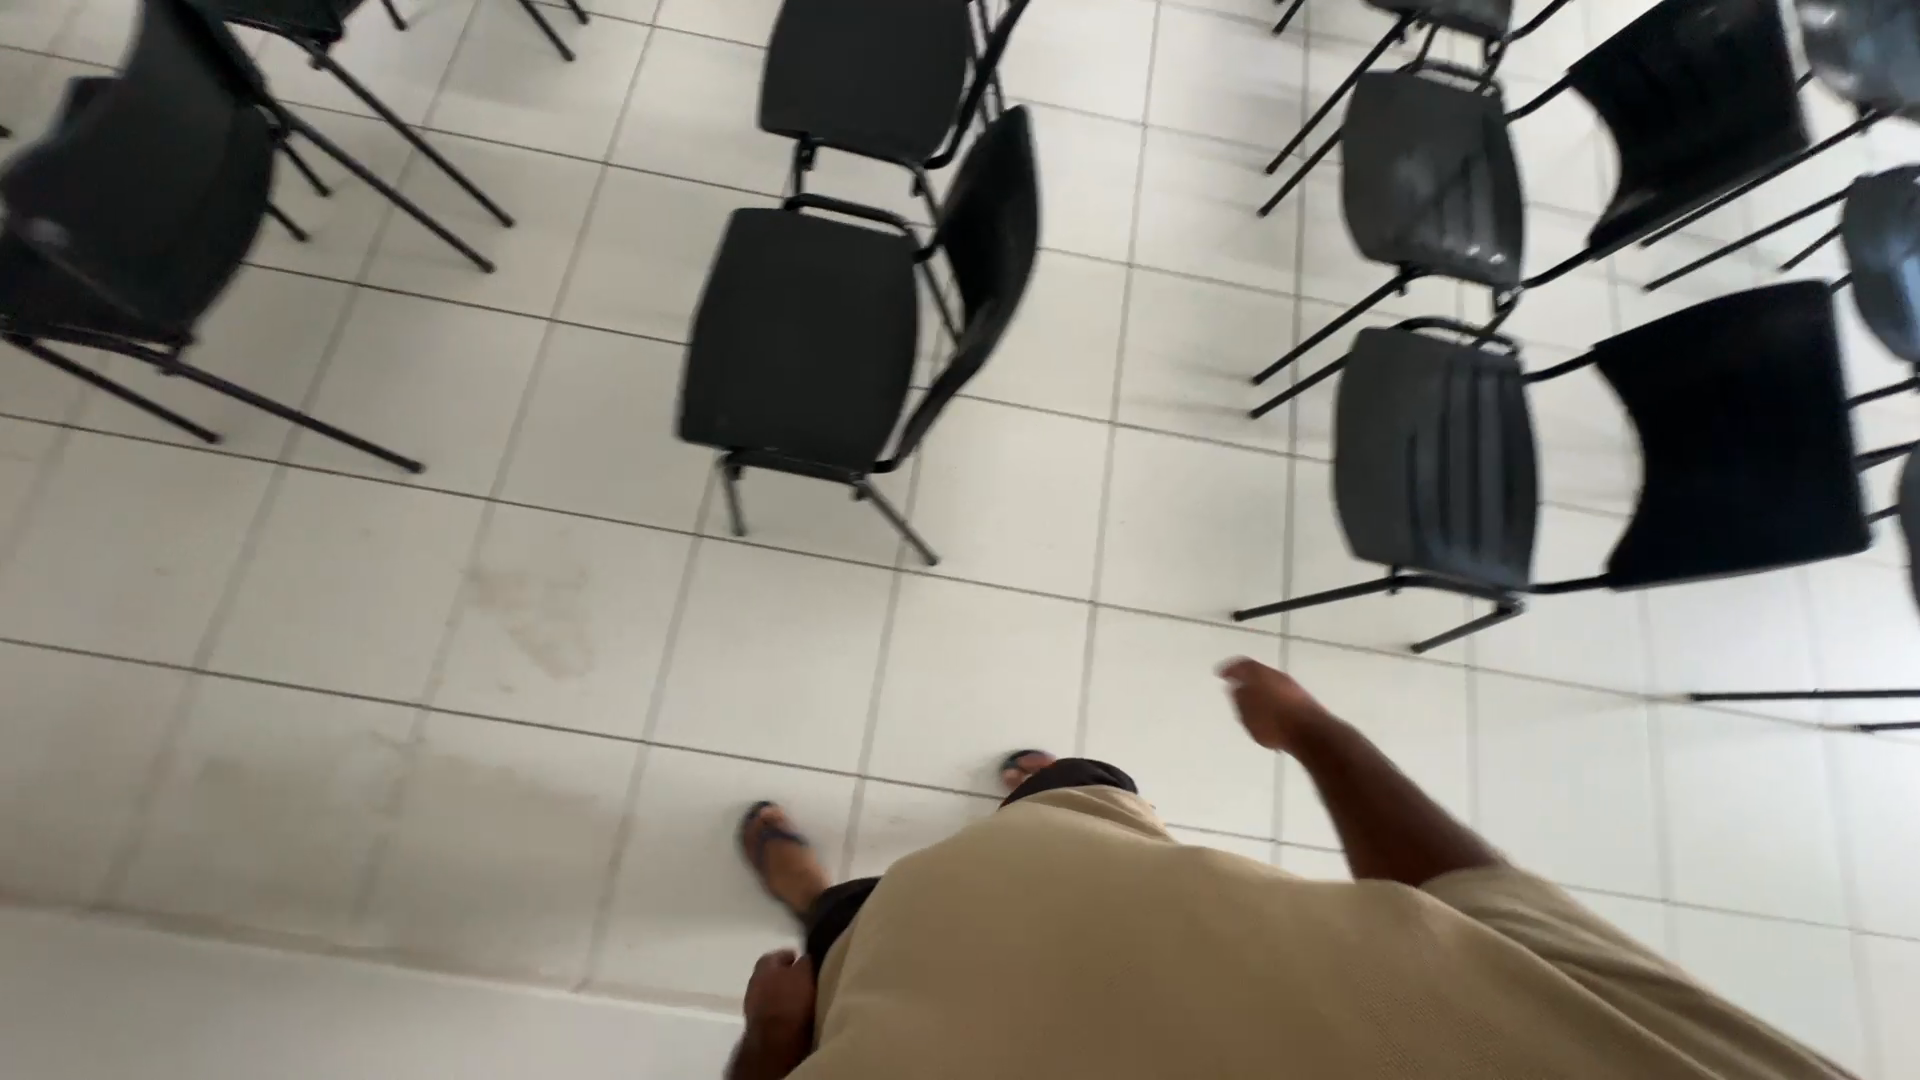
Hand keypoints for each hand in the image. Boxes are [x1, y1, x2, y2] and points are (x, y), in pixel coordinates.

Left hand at [744, 949, 815, 1039]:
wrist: (775, 1043)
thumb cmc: (791, 1000)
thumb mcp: (805, 972)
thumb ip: (805, 961)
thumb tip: (806, 957)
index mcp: (763, 965)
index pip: (777, 954)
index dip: (792, 957)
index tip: (806, 961)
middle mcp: (753, 982)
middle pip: (773, 976)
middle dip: (788, 978)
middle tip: (806, 981)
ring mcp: (752, 1007)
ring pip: (772, 995)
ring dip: (784, 997)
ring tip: (804, 1001)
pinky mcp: (756, 1028)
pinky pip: (772, 1013)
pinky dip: (782, 1013)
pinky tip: (796, 1017)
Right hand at [1218, 657, 1340, 753]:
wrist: (1313, 734)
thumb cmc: (1273, 722)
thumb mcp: (1246, 712)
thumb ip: (1238, 698)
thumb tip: (1236, 688)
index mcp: (1260, 674)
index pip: (1242, 664)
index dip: (1229, 669)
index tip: (1220, 674)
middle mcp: (1278, 677)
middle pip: (1258, 674)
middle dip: (1246, 682)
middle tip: (1235, 690)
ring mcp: (1293, 689)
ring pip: (1271, 686)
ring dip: (1260, 694)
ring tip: (1251, 709)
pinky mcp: (1304, 702)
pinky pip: (1281, 699)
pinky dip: (1272, 704)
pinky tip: (1269, 720)